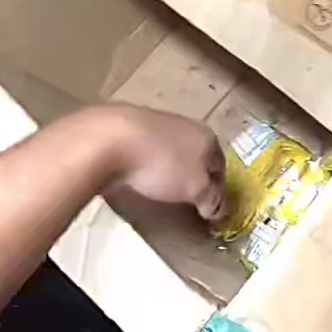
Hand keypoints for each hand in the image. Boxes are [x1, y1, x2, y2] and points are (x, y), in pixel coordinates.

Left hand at [86, 105, 225, 220]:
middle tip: (186, 198)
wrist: (110, 140)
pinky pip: (146, 149)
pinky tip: (137, 174)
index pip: (220, 165)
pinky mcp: (129, 126)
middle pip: (196, 155)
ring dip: (169, 167)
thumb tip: (217, 209)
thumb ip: (210, 199)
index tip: (208, 205)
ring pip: (171, 150)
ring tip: (159, 187)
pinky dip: (146, 161)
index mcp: (207, 137)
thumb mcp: (195, 189)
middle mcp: (186, 125)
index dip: (217, 188)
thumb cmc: (163, 165)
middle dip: (193, 175)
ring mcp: (157, 122)